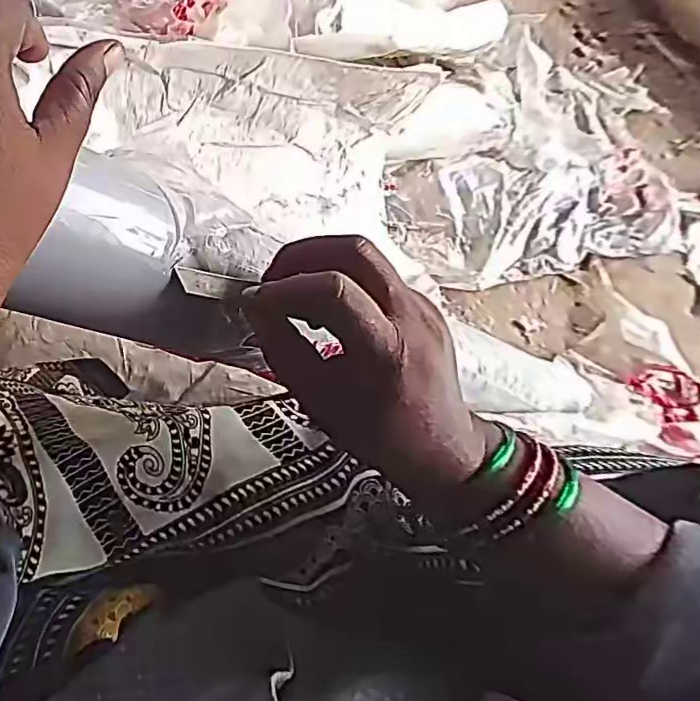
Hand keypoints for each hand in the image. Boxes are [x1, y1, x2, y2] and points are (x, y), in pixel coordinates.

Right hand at [241, 236, 492, 500]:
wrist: (443, 450)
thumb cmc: (381, 433)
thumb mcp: (317, 398)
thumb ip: (282, 347)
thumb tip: (256, 309)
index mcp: (387, 347)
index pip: (333, 289)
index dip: (284, 289)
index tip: (256, 301)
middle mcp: (412, 316)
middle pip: (354, 250)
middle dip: (300, 257)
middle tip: (272, 281)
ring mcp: (421, 305)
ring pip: (363, 253)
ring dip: (316, 261)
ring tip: (292, 291)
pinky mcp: (420, 303)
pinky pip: (372, 271)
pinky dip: (336, 275)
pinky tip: (319, 304)